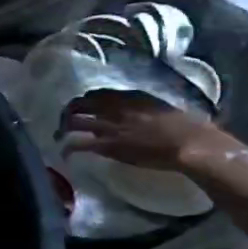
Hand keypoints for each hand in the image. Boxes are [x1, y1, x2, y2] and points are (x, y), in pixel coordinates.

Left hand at [58, 89, 216, 169]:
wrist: (189, 142)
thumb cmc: (186, 126)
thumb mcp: (161, 108)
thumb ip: (143, 108)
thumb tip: (134, 115)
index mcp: (130, 96)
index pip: (98, 94)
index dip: (87, 102)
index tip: (84, 109)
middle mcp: (115, 107)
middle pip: (80, 103)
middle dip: (68, 111)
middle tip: (65, 122)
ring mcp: (110, 125)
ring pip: (74, 121)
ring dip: (63, 129)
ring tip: (58, 137)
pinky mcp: (108, 144)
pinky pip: (79, 143)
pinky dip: (68, 148)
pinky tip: (64, 154)